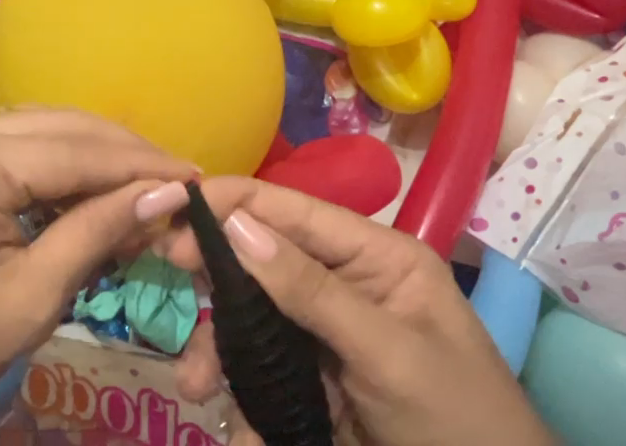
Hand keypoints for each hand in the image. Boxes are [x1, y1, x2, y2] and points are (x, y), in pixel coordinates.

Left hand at [0, 109, 197, 444]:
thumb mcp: (30, 297)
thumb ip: (98, 233)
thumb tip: (167, 193)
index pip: (76, 151)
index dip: (142, 165)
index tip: (200, 178)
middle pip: (60, 129)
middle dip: (123, 155)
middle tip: (181, 183)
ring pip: (41, 134)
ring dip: (95, 160)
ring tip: (149, 189)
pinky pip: (17, 154)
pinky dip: (61, 172)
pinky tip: (95, 195)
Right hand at [159, 177, 554, 445]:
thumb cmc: (459, 421)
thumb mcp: (388, 352)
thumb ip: (311, 289)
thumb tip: (236, 224)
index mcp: (374, 255)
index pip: (293, 208)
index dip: (233, 203)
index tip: (176, 214)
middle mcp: (346, 281)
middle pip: (263, 259)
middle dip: (216, 277)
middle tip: (167, 278)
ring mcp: (328, 332)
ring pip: (254, 316)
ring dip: (218, 347)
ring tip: (195, 385)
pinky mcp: (316, 379)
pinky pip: (263, 368)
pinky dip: (241, 390)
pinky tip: (234, 423)